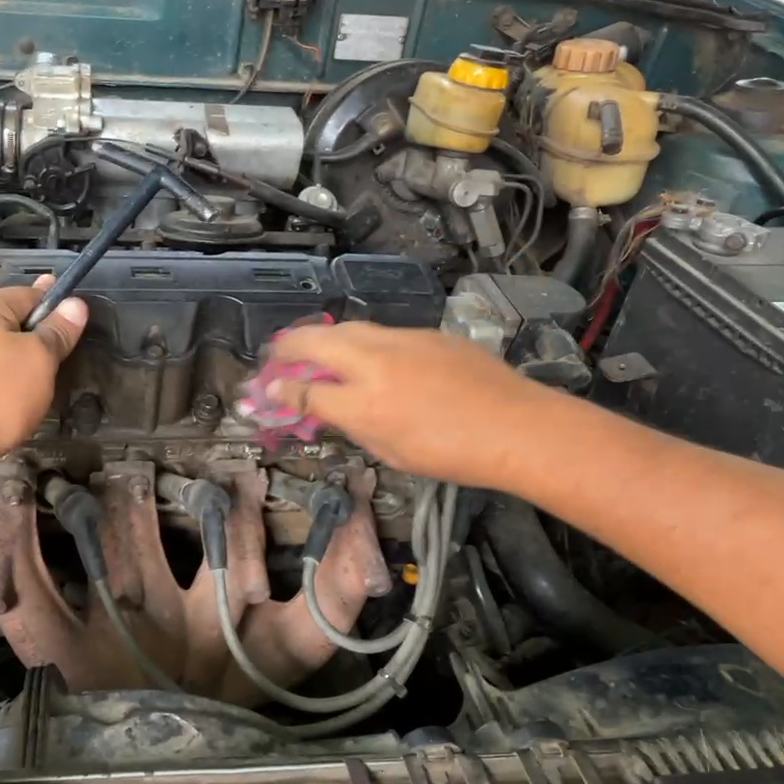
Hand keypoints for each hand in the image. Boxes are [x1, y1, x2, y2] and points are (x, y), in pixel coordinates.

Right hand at [265, 322, 560, 487]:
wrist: (518, 427)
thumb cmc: (453, 453)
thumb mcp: (391, 451)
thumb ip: (351, 424)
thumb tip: (328, 409)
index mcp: (364, 402)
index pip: (305, 391)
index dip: (279, 391)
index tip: (265, 390)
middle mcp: (375, 361)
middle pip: (315, 342)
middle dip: (287, 346)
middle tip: (275, 355)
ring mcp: (402, 340)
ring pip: (349, 330)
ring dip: (324, 339)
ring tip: (314, 350)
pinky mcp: (427, 334)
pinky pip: (382, 334)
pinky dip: (362, 343)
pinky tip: (369, 358)